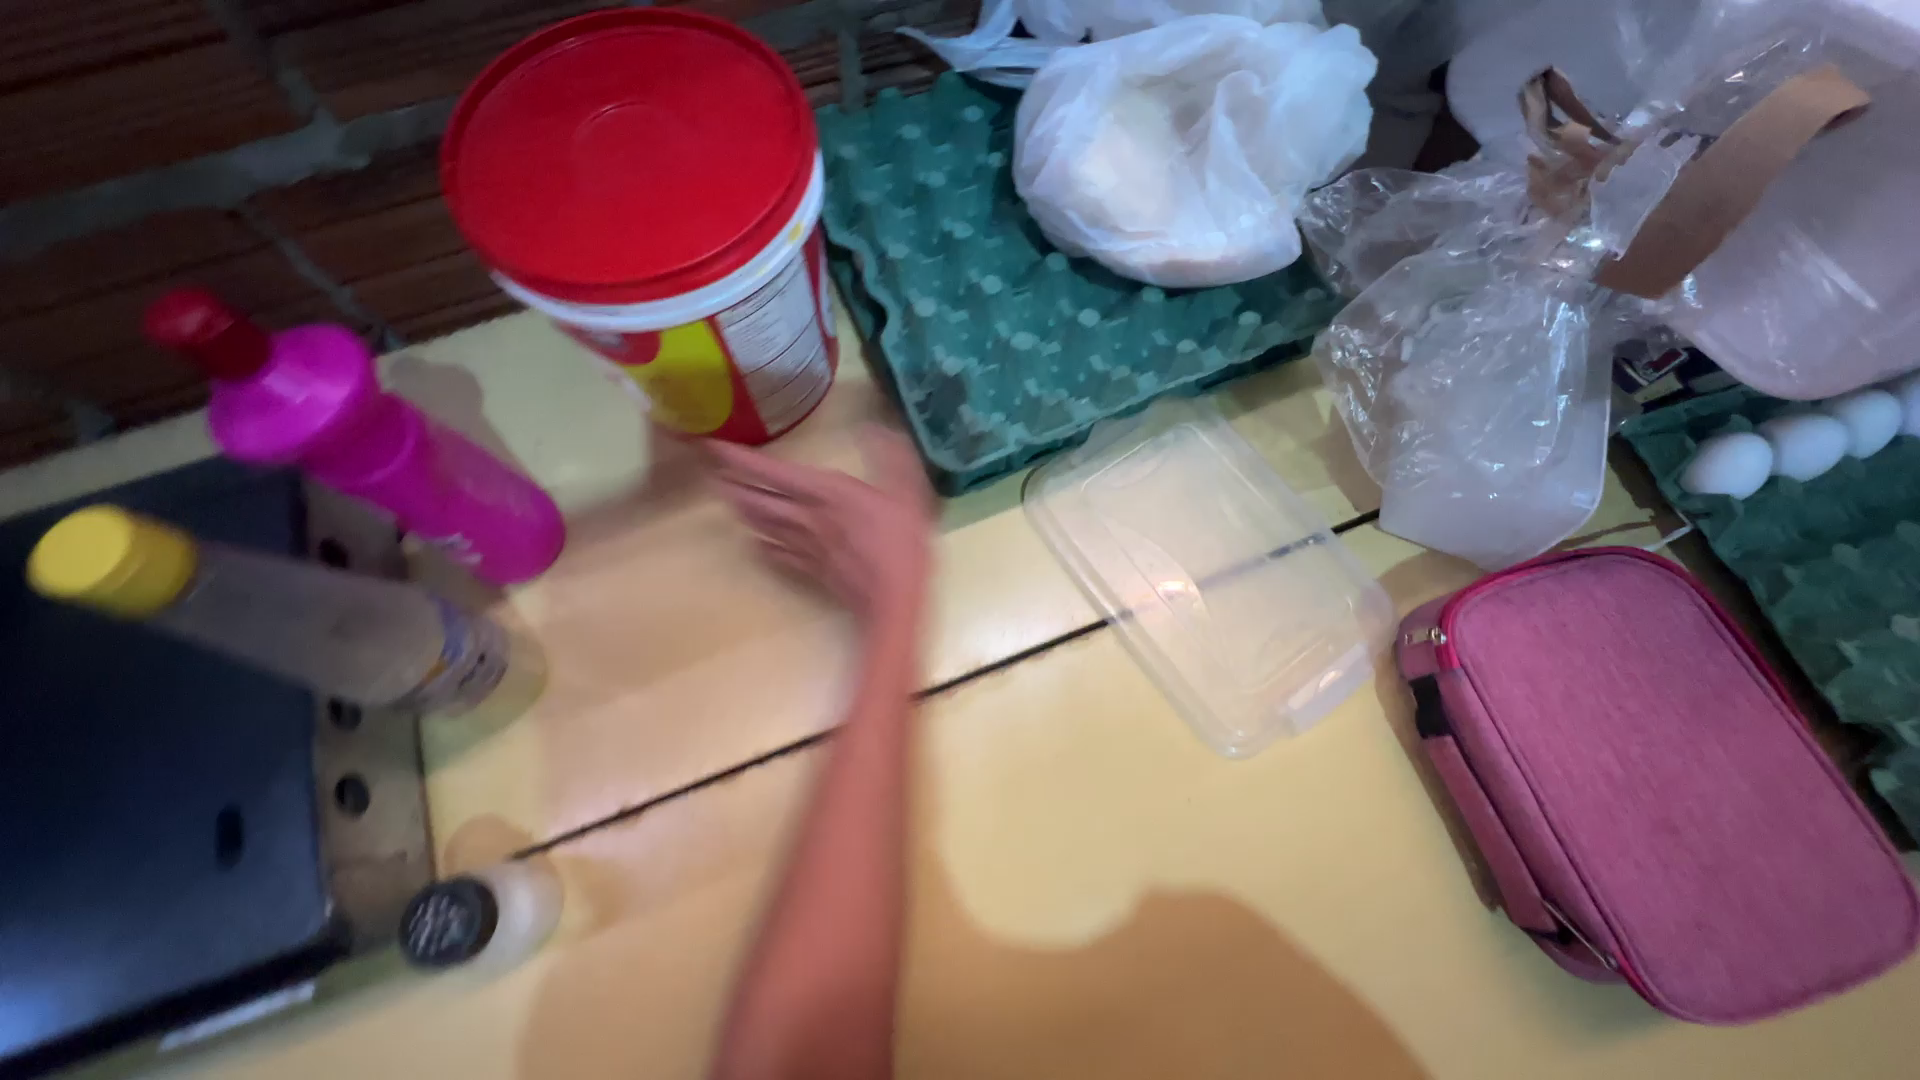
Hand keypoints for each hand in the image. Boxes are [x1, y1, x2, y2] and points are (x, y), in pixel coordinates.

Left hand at [709, 427, 933, 626]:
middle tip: (712, 471)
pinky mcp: (811, 571)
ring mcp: (806, 547)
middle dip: (732, 484)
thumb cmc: (901, 544)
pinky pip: (778, 555)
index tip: (713, 445)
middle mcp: (806, 517)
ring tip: (729, 499)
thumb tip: (875, 427)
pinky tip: (758, 543)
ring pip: (763, 525)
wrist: (893, 601)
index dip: (740, 458)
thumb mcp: (906, 492)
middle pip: (757, 500)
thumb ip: (891, 458)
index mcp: (824, 493)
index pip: (771, 472)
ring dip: (743, 510)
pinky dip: (764, 545)